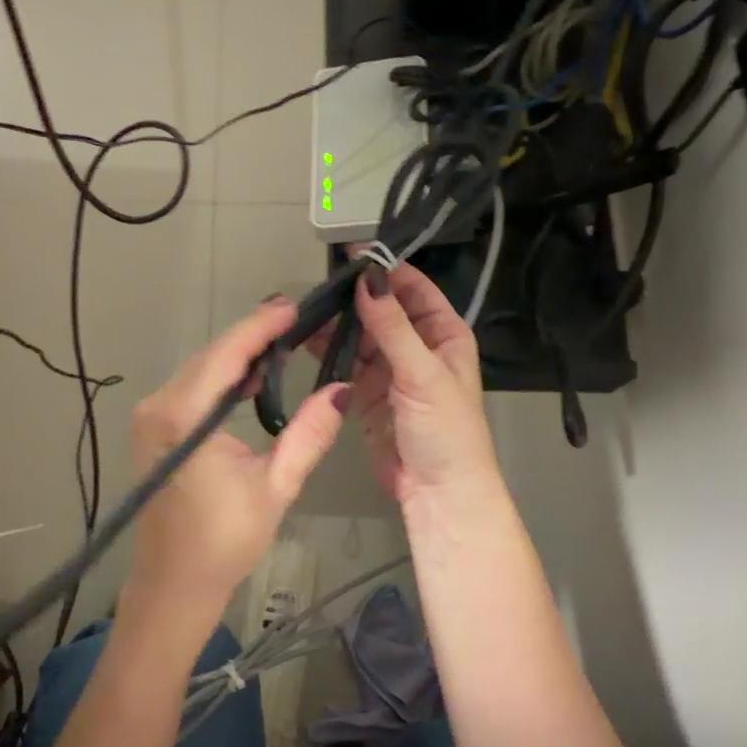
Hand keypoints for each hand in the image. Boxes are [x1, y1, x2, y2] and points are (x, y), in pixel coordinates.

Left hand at [119, 298, 346, 647]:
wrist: (173, 582)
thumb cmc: (224, 541)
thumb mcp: (276, 486)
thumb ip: (309, 434)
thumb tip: (341, 390)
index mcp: (183, 417)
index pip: (226, 355)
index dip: (260, 327)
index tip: (294, 306)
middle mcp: (157, 407)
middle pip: (209, 358)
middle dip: (251, 337)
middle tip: (297, 320)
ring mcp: (148, 417)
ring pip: (197, 371)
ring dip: (235, 357)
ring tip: (282, 343)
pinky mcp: (151, 430)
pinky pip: (188, 390)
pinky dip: (219, 379)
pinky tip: (251, 378)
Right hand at [323, 263, 500, 506]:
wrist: (436, 492)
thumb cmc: (444, 430)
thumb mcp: (422, 374)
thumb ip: (392, 327)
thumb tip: (368, 279)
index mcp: (443, 334)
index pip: (413, 289)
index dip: (385, 270)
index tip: (349, 254)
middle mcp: (416, 346)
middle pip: (380, 310)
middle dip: (351, 297)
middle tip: (314, 285)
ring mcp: (389, 370)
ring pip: (359, 335)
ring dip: (335, 324)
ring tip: (302, 310)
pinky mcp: (366, 393)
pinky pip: (345, 362)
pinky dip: (327, 351)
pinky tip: (304, 339)